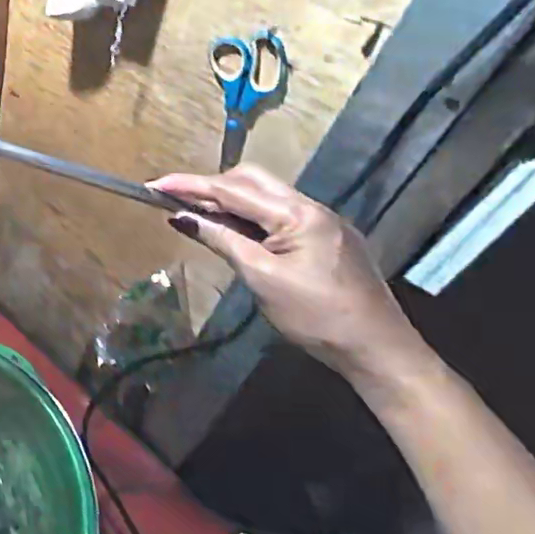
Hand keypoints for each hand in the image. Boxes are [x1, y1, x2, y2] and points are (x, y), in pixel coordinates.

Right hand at [148, 165, 429, 381]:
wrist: (380, 352)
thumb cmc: (316, 316)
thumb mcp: (260, 276)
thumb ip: (220, 239)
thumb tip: (180, 217)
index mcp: (299, 215)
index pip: (233, 189)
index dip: (190, 185)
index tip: (154, 184)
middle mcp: (313, 209)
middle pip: (251, 180)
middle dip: (209, 186)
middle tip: (174, 200)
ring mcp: (322, 223)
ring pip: (264, 196)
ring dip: (227, 201)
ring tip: (194, 214)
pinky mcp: (324, 239)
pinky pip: (277, 215)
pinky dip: (247, 216)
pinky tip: (230, 230)